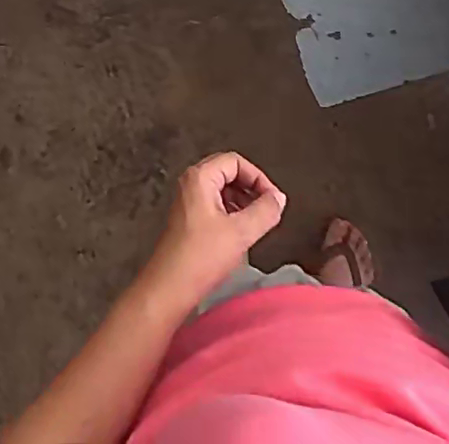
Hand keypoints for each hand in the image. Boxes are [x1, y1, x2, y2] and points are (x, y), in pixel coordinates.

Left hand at [138, 152, 285, 308]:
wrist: (170, 286)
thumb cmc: (201, 257)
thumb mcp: (240, 232)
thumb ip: (265, 211)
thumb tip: (278, 198)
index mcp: (200, 177)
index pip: (235, 161)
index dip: (258, 177)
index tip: (272, 199)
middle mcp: (191, 183)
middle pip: (228, 171)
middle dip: (251, 187)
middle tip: (267, 207)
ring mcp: (187, 199)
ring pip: (222, 188)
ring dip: (242, 200)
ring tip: (257, 221)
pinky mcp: (188, 217)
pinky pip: (215, 203)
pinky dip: (231, 211)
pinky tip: (241, 231)